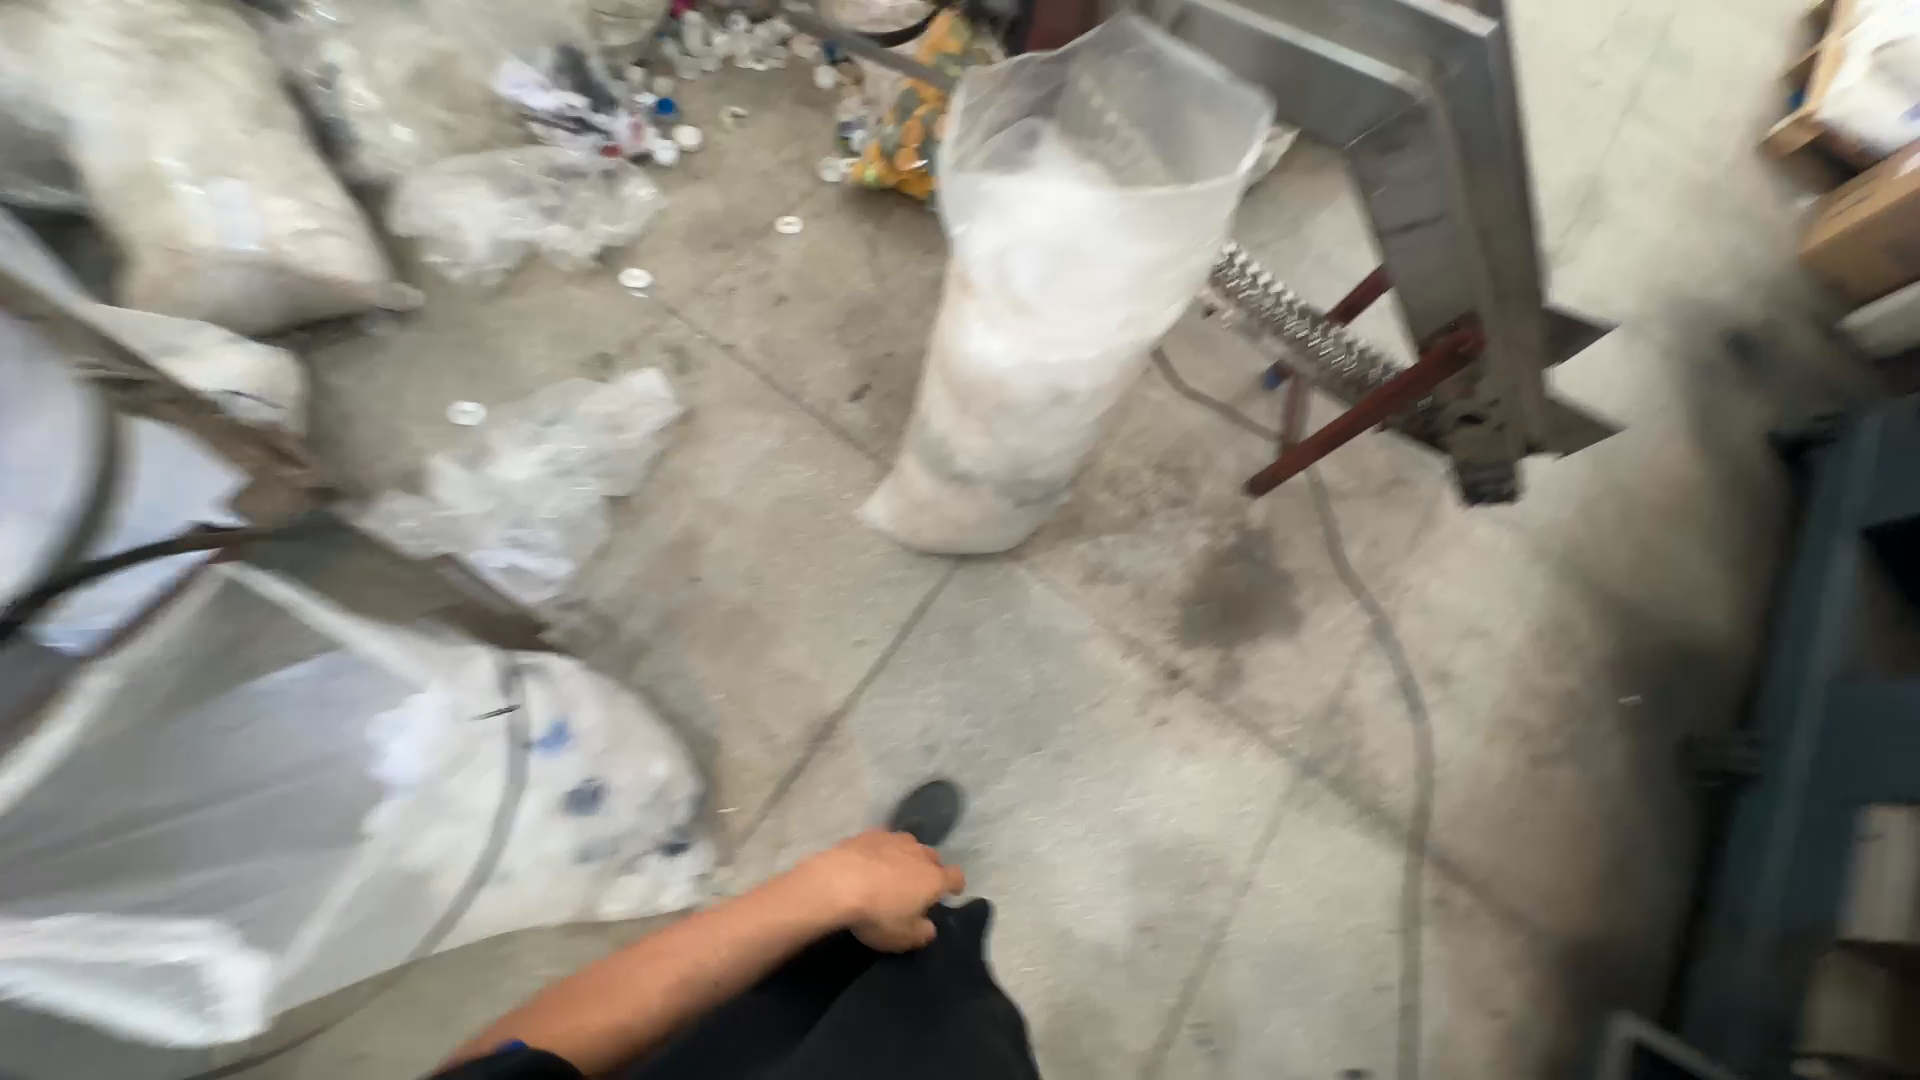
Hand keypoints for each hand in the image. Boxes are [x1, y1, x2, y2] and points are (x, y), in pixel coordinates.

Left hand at [791, 829, 965, 951]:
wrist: (839, 882)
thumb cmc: (878, 914)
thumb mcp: (903, 937)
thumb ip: (922, 932)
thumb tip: (929, 926)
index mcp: (933, 878)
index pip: (956, 876)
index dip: (956, 884)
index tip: (953, 891)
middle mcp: (919, 853)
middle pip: (933, 857)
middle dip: (931, 869)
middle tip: (919, 885)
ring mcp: (895, 839)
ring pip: (910, 844)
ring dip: (908, 856)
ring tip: (895, 870)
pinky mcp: (871, 833)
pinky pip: (885, 839)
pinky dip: (883, 849)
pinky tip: (871, 859)